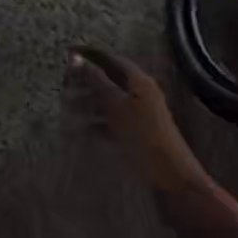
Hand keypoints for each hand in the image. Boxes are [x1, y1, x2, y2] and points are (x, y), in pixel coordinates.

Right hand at [68, 46, 196, 182]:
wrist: (175, 184)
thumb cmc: (144, 137)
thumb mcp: (117, 107)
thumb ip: (97, 82)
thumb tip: (79, 59)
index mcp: (139, 82)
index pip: (110, 58)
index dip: (89, 53)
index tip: (67, 53)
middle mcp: (141, 94)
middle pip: (108, 79)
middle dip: (85, 81)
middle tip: (63, 83)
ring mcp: (140, 115)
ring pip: (108, 101)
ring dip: (87, 102)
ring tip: (67, 107)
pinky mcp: (137, 134)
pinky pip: (112, 121)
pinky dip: (96, 122)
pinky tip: (80, 130)